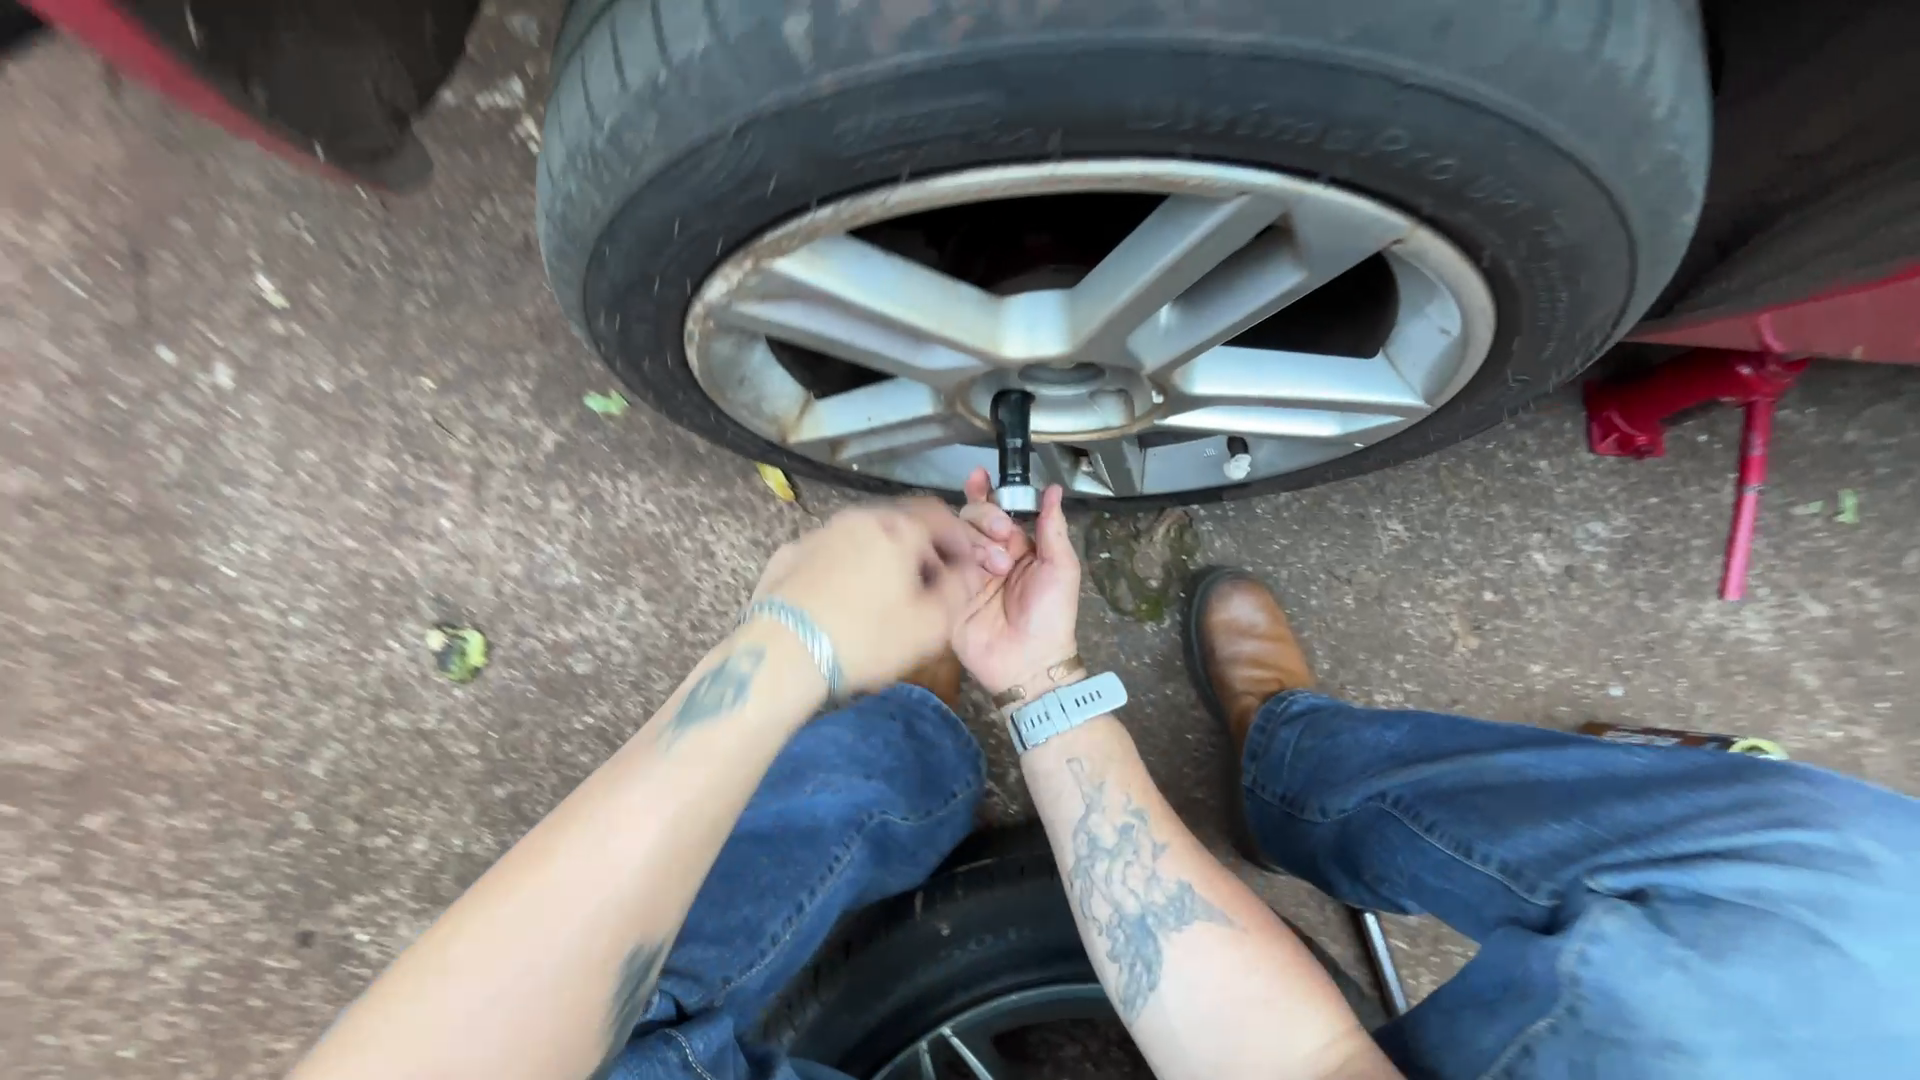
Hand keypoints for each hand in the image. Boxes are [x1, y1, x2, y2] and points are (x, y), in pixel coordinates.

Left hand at [751, 498, 981, 692]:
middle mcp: (858, 518)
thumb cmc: (865, 638)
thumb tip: (970, 571)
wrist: (783, 654)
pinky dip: (845, 569)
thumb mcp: (931, 625)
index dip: (960, 538)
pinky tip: (841, 602)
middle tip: (930, 584)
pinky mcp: (788, 555)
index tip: (966, 565)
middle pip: (901, 523)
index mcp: (898, 527)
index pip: (941, 515)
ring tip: (885, 596)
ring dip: (882, 558)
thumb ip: (961, 591)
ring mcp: (818, 534)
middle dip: (922, 549)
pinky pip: (829, 555)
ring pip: (863, 537)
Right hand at [952, 468, 1082, 697]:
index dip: (986, 492)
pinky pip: (937, 565)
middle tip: (1001, 537)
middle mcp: (987, 555)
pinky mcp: (947, 593)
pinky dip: (943, 557)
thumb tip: (1053, 490)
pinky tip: (953, 560)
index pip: (996, 510)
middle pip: (970, 517)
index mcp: (1016, 547)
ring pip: (953, 536)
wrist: (1029, 664)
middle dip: (984, 518)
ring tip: (993, 566)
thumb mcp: (1061, 569)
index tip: (980, 478)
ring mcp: (964, 574)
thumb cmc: (1052, 617)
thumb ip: (1052, 529)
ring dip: (971, 540)